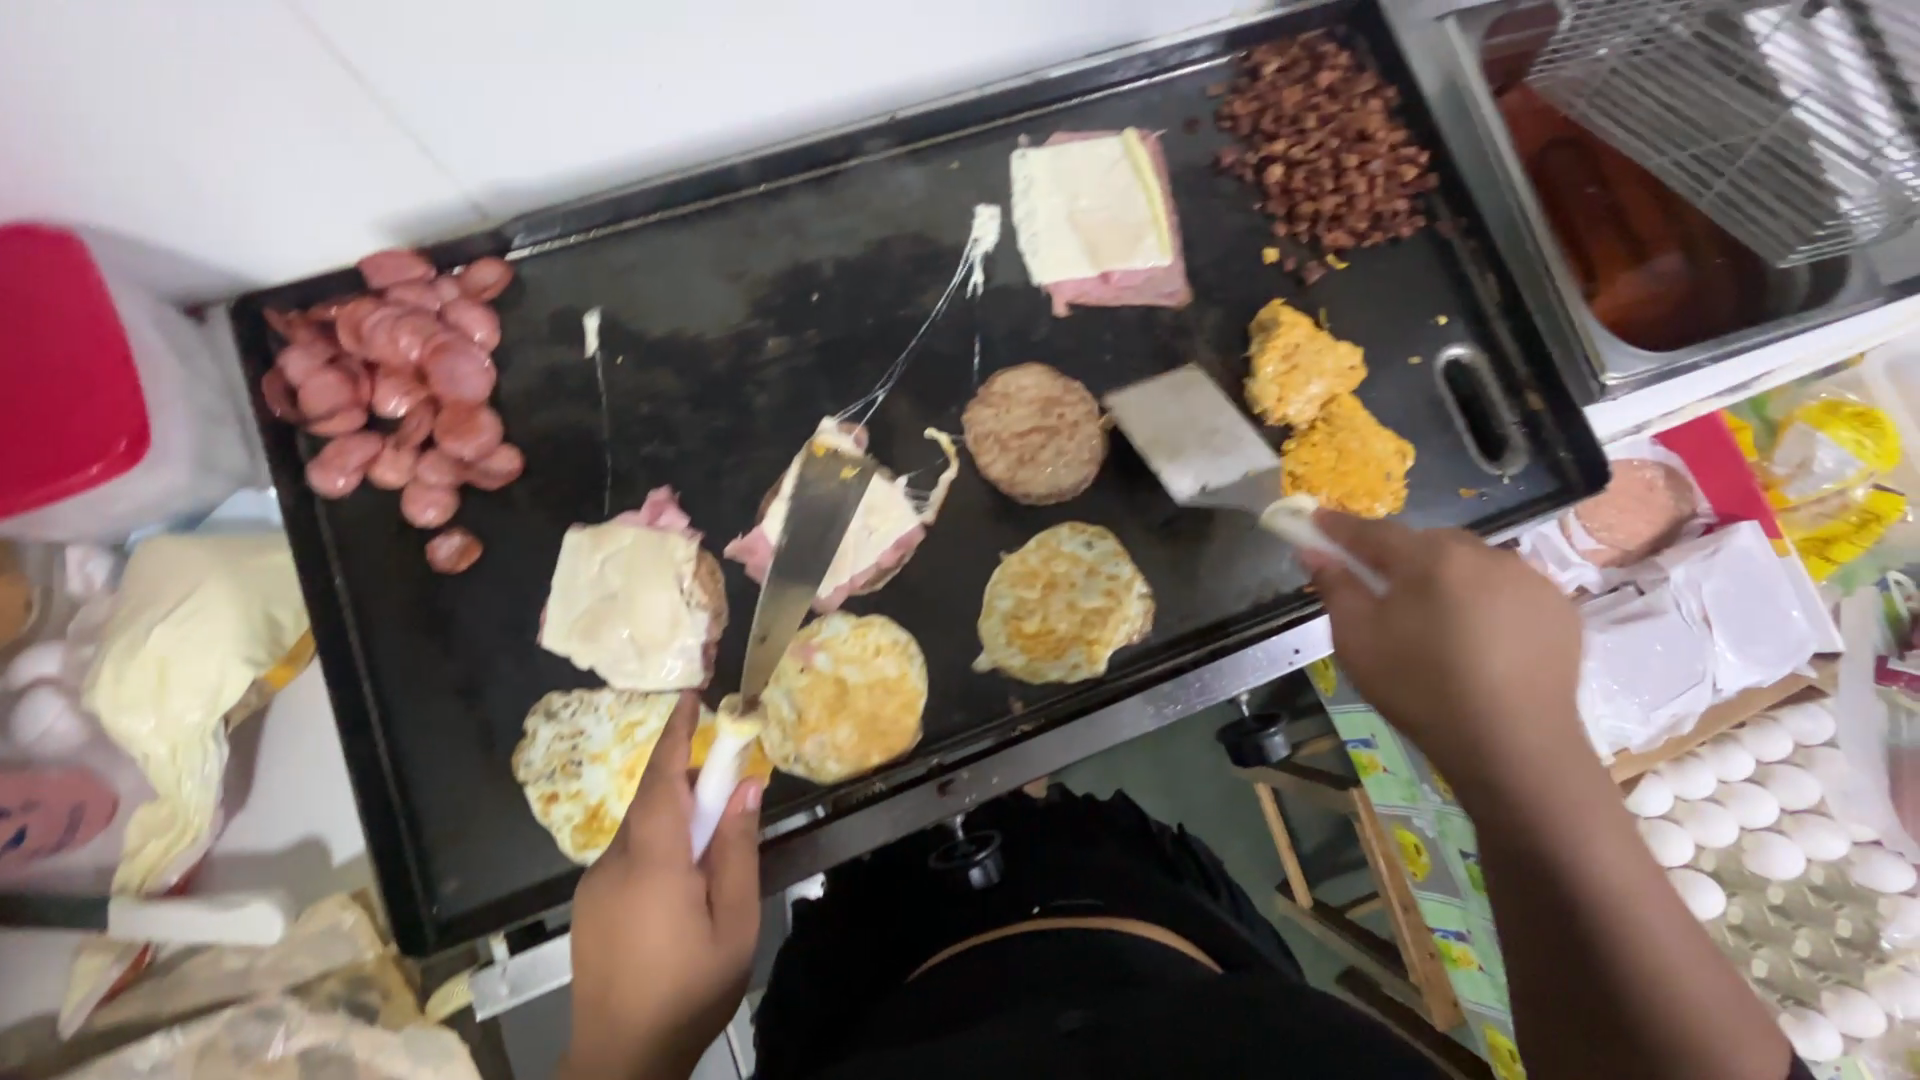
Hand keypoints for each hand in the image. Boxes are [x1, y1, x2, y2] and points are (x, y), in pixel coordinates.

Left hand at [562, 692, 763, 1079]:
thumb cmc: (690, 991)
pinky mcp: (589, 905)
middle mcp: (614, 863)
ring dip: (675, 816)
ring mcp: (595, 885)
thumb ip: (736, 850)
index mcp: (652, 863)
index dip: (676, 735)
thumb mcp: (734, 922)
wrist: (619, 1061)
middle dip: (687, 778)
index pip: (662, 780)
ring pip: (640, 829)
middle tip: (729, 782)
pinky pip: (628, 854)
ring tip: (711, 843)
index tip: (690, 696)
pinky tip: (682, 881)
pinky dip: (658, 843)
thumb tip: (746, 788)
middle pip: (652, 800)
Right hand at [1304, 512, 1586, 797]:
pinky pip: (1508, 589)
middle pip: (1427, 543)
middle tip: (1381, 589)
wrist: (1512, 745)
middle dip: (1400, 557)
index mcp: (1430, 558)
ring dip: (1446, 578)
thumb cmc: (1420, 688)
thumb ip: (1335, 587)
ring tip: (1435, 620)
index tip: (1316, 522)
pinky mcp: (1560, 609)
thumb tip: (1315, 552)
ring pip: (1471, 563)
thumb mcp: (1357, 639)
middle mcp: (1484, 554)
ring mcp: (1530, 579)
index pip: (1373, 531)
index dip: (1340, 528)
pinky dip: (1486, 600)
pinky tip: (1479, 638)